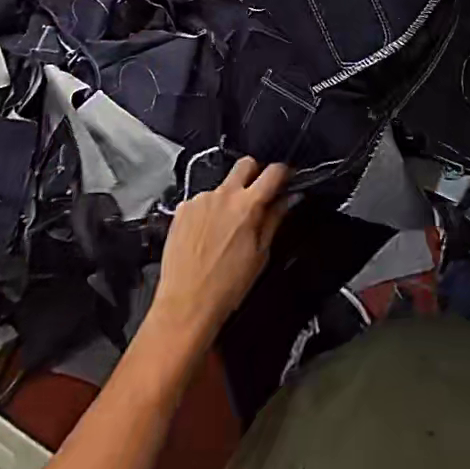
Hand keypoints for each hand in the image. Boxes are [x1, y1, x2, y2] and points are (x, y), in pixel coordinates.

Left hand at [148, 157, 290, 343]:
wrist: (186, 304)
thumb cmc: (227, 286)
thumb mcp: (261, 254)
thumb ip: (275, 219)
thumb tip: (287, 198)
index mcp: (247, 206)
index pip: (273, 171)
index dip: (284, 172)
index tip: (285, 179)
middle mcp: (222, 195)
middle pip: (245, 164)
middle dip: (256, 173)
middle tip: (258, 194)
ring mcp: (199, 200)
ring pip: (222, 186)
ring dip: (229, 198)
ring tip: (227, 228)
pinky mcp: (182, 209)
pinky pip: (202, 200)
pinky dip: (208, 211)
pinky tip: (208, 235)